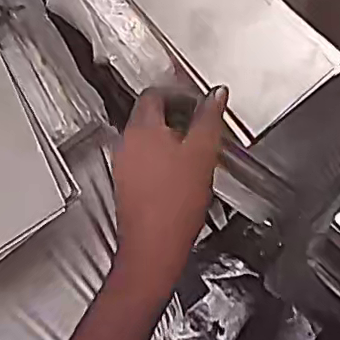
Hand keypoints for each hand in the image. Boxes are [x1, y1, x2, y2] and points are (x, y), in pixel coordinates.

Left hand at [111, 87, 227, 276]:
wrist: (154, 246)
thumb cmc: (174, 204)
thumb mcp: (202, 153)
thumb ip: (209, 118)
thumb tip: (216, 94)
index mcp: (142, 128)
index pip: (154, 94)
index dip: (178, 94)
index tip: (197, 101)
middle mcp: (126, 142)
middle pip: (148, 114)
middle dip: (174, 114)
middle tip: (198, 122)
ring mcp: (123, 163)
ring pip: (146, 137)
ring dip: (168, 136)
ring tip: (193, 147)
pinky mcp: (126, 182)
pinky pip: (142, 158)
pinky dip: (160, 156)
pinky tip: (179, 172)